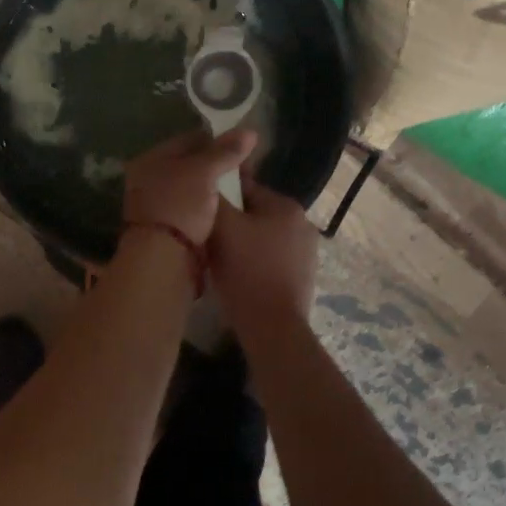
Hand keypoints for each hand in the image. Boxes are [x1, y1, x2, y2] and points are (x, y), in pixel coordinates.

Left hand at [121, 129, 257, 245]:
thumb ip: (225, 152)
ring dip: (214, 187)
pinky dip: (208, 206)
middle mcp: (148, 179)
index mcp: (149, 160)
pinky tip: (228, 208)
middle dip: (217, 165)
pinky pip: (192, 208)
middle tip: (246, 170)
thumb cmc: (180, 206)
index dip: (217, 140)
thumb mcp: (204, 173)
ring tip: (241, 188)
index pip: (188, 140)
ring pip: (192, 188)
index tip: (244, 147)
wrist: (164, 258)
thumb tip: (249, 131)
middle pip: (189, 165)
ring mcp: (156, 204)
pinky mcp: (167, 227)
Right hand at [209, 173, 318, 329]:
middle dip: (230, 223)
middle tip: (205, 238)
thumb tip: (206, 180)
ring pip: (260, 237)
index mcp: (286, 206)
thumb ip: (214, 198)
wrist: (272, 326)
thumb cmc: (246, 270)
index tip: (200, 214)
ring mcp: (306, 252)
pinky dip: (252, 262)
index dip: (218, 199)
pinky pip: (268, 258)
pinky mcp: (302, 276)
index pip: (244, 187)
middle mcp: (302, 223)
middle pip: (253, 213)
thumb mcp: (222, 227)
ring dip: (239, 243)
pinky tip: (236, 276)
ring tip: (217, 259)